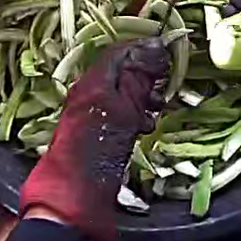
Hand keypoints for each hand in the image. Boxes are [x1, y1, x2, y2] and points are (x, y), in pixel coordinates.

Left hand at [19, 37, 169, 240]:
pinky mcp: (92, 130)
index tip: (168, 54)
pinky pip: (116, 111)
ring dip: (142, 97)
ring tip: (158, 109)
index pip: (120, 50)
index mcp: (93, 81)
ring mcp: (88, 111)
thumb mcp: (126, 108)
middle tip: (165, 86)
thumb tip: (155, 47)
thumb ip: (139, 78)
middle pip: (120, 71)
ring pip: (120, 92)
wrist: (73, 193)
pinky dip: (133, 114)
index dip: (144, 48)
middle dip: (146, 75)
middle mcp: (87, 91)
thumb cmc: (99, 148)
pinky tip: (145, 127)